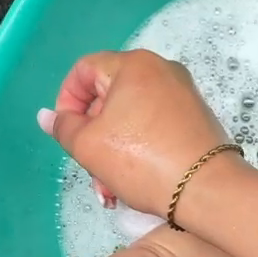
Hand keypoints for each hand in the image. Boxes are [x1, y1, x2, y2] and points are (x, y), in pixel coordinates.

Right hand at [38, 50, 235, 216]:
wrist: (207, 189)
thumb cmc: (143, 161)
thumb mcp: (89, 146)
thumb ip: (63, 127)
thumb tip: (50, 116)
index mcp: (134, 65)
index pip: (84, 70)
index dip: (67, 100)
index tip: (67, 132)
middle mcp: (162, 71)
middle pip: (108, 98)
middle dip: (93, 138)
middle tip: (91, 171)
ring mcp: (183, 95)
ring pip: (130, 119)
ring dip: (113, 153)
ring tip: (111, 191)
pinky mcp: (195, 119)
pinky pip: (154, 128)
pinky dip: (138, 152)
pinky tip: (133, 185)